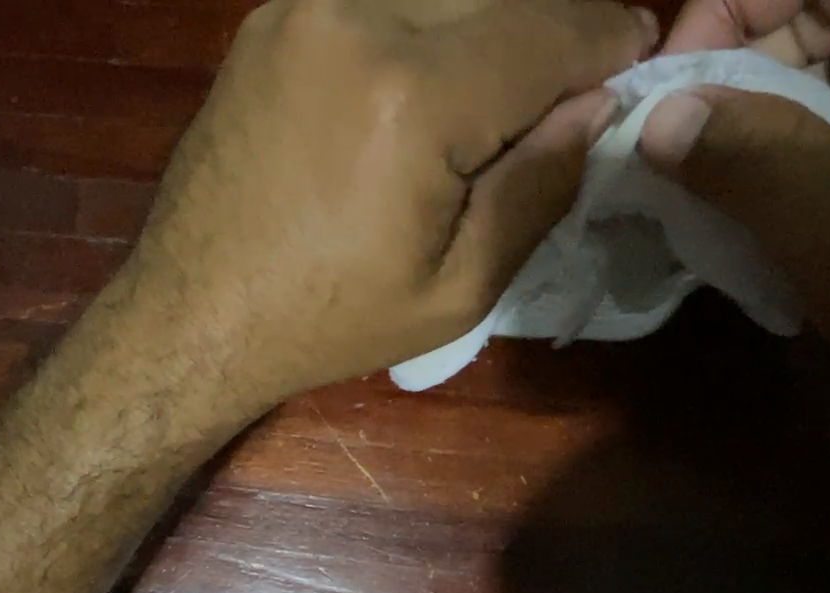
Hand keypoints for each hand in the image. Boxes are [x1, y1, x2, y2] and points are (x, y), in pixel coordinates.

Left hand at [125, 0, 658, 410]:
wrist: (194, 314)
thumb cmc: (326, 323)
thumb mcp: (454, 292)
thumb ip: (537, 190)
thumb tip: (592, 109)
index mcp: (416, 99)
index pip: (554, 29)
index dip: (610, 40)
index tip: (635, 58)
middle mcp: (361, 18)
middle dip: (555, 26)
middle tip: (576, 77)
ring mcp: (305, 5)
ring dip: (491, 22)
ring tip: (506, 84)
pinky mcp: (272, 15)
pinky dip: (426, 24)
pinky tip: (434, 77)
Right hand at [643, 0, 829, 491]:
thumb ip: (754, 162)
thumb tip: (651, 115)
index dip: (732, 8)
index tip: (656, 88)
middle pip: (813, 19)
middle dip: (721, 75)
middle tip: (645, 145)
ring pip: (803, 85)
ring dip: (728, 131)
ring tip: (663, 182)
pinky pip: (813, 143)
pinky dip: (755, 172)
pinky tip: (707, 207)